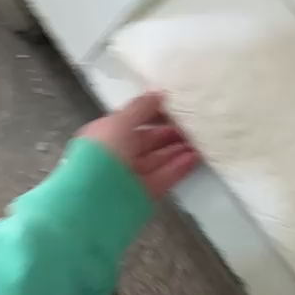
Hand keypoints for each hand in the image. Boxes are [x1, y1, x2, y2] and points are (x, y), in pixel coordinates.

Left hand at [79, 92, 199, 197]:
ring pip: (159, 159)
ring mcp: (131, 176)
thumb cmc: (103, 153)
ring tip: (200, 138)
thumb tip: (159, 93)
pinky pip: (165, 176)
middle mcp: (117, 155)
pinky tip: (196, 156)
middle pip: (147, 141)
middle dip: (169, 132)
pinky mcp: (145, 194)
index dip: (152, 114)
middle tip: (193, 122)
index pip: (132, 122)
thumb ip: (141, 107)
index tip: (175, 106)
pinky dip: (180, 167)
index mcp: (106, 135)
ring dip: (178, 149)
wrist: (94, 201)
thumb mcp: (119, 122)